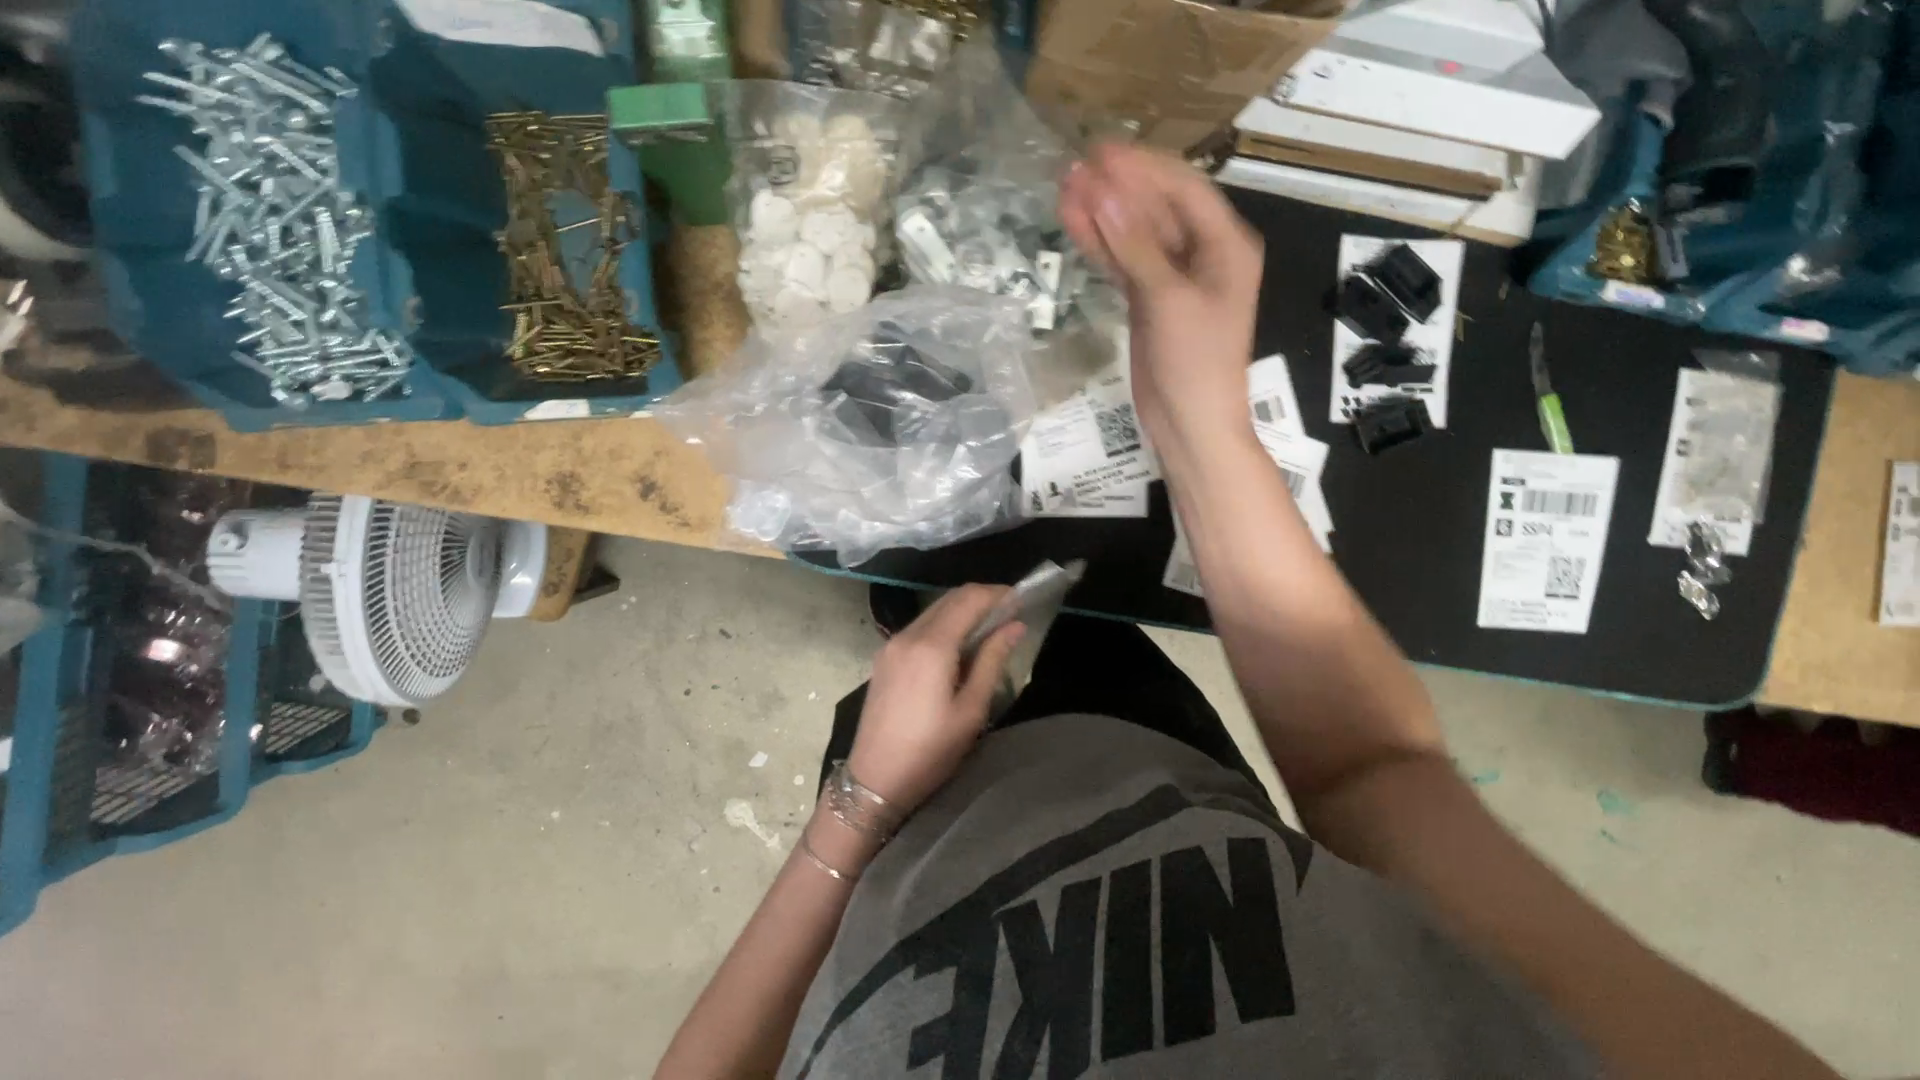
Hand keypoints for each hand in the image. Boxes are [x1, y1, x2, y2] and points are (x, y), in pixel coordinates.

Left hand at [846, 585, 1024, 814]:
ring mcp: (891, 645)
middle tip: (1011, 614)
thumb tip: (1015, 626)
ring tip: (990, 631)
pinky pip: (919, 628)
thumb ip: (992, 661)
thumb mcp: (971, 710)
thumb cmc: (930, 751)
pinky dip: (943, 626)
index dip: (997, 593)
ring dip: (962, 612)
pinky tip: (959, 647)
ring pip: (933, 612)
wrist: (875, 780)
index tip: (1022, 600)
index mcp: (932, 646)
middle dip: (981, 599)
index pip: (968, 599)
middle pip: (949, 599)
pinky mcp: (883, 658)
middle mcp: (907, 636)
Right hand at [1059, 143, 1264, 462]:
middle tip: (1075, 166)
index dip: (1142, 169)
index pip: (1183, 191)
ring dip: (1103, 213)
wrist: (1191, 424)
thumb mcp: (1169, 300)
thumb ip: (1135, 247)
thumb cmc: (1196, 363)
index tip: (1100, 152)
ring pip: (1134, 234)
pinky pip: (1123, 262)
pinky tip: (1073, 222)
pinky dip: (1100, 245)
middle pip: (1156, 207)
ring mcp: (1172, 277)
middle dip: (1118, 188)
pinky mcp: (1148, 300)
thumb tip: (1102, 194)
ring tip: (1064, 186)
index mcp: (1226, 246)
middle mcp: (1202, 253)